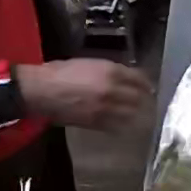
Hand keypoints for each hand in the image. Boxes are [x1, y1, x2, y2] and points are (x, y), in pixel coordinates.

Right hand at [14, 59, 151, 130]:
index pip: (138, 79)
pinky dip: (124, 125)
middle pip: (139, 98)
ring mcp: (106, 108)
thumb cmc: (60, 72)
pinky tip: (126, 125)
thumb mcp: (88, 64)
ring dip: (138, 115)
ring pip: (132, 114)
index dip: (146, 84)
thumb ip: (109, 72)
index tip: (149, 87)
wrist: (41, 91)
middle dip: (146, 101)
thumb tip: (123, 79)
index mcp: (110, 71)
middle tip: (149, 103)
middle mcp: (113, 90)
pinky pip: (118, 126)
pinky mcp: (97, 123)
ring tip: (142, 116)